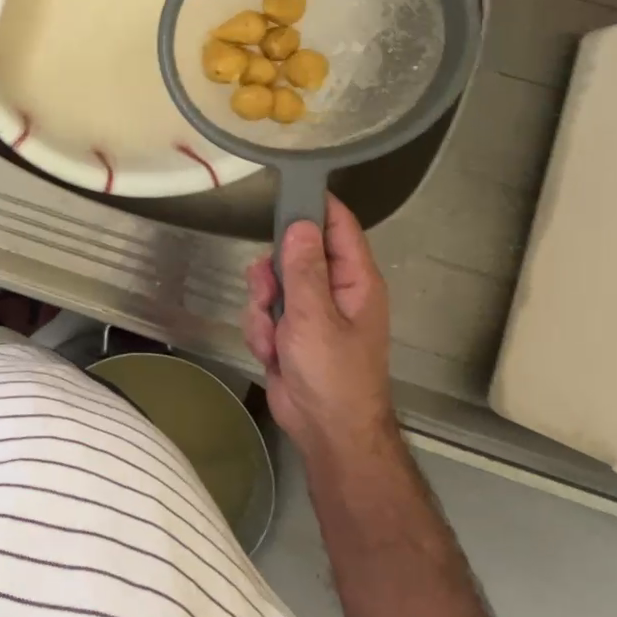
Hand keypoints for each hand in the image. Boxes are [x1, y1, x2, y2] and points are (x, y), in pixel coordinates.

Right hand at [244, 195, 396, 459]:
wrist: (326, 427)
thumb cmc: (333, 372)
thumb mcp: (314, 316)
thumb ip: (303, 269)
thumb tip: (299, 223)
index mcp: (356, 281)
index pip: (338, 228)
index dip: (315, 206)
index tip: (286, 189)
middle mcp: (335, 290)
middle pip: (291, 256)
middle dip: (271, 276)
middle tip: (267, 293)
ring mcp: (311, 313)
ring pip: (270, 286)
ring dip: (262, 310)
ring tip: (273, 337)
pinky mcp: (290, 332)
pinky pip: (262, 314)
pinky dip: (261, 333)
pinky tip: (272, 352)